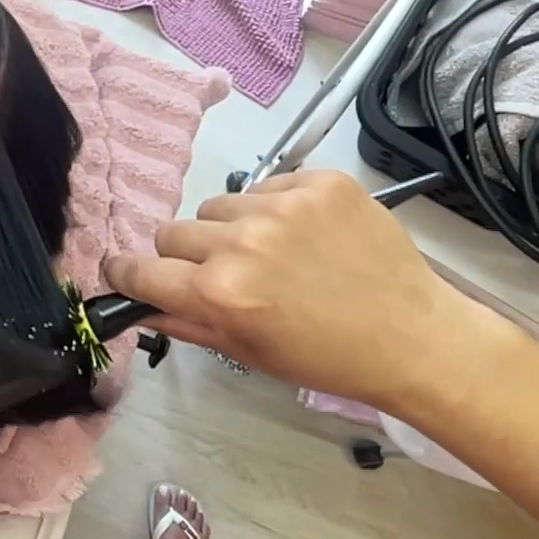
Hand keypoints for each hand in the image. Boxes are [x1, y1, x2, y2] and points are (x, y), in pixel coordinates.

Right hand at [106, 170, 513, 409]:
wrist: (415, 336)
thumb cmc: (324, 356)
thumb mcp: (246, 351)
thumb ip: (184, 323)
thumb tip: (139, 304)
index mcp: (220, 292)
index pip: (142, 270)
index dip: (126, 274)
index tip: (123, 272)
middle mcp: (242, 241)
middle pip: (172, 232)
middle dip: (185, 256)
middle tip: (220, 274)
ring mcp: (283, 205)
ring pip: (217, 205)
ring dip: (229, 229)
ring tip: (270, 253)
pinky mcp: (319, 181)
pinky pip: (266, 186)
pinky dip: (273, 209)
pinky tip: (305, 236)